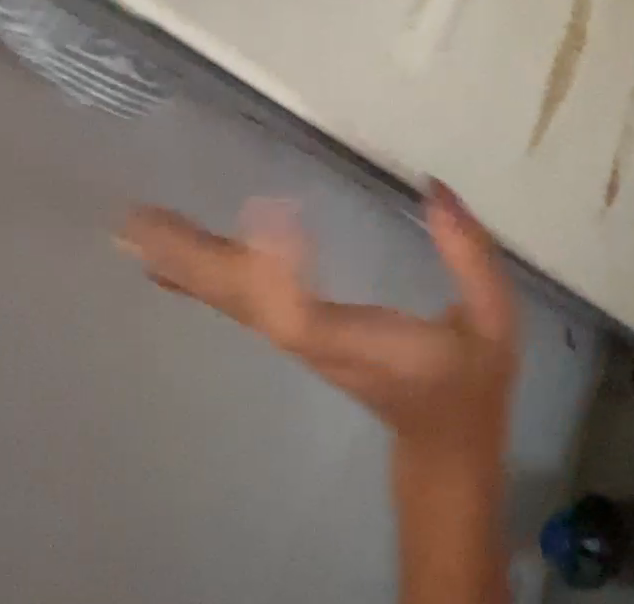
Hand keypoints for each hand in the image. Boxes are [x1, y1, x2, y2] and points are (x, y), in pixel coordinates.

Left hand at [117, 182, 519, 464]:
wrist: (446, 446)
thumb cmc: (472, 380)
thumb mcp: (496, 318)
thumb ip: (470, 255)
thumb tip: (435, 189)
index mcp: (367, 343)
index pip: (302, 315)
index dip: (275, 270)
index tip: (265, 207)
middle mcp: (320, 345)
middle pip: (247, 307)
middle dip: (195, 263)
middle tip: (137, 219)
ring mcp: (304, 346)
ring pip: (238, 306)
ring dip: (188, 267)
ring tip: (138, 229)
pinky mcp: (302, 340)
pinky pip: (247, 307)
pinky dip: (206, 282)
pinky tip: (172, 266)